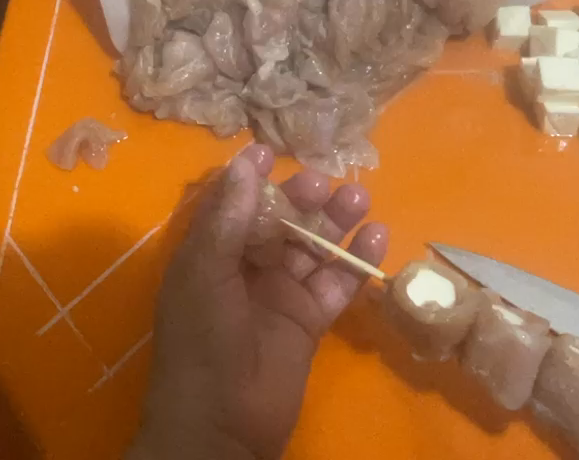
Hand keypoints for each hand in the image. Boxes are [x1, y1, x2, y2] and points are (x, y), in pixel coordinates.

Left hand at [125, 144, 387, 459]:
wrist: (220, 426)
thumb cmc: (201, 339)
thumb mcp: (206, 271)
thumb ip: (228, 217)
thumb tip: (246, 162)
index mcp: (212, 249)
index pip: (234, 202)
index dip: (251, 176)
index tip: (270, 150)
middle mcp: (246, 264)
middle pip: (279, 219)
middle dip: (301, 196)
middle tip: (322, 181)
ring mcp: (279, 291)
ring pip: (311, 245)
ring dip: (334, 220)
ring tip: (360, 196)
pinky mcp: (308, 320)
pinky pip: (336, 282)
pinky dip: (356, 261)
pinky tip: (377, 236)